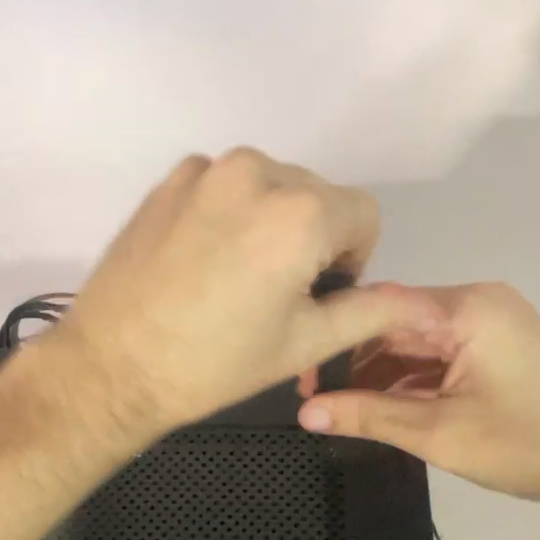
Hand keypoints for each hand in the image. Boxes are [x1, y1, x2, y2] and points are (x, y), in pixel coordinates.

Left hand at [50, 149, 444, 429]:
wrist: (112, 367)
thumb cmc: (212, 364)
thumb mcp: (303, 344)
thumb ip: (371, 312)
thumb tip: (426, 305)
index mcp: (300, 212)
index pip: (363, 214)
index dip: (350, 260)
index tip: (315, 297)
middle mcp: (255, 172)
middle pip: (315, 196)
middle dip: (309, 240)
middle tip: (269, 296)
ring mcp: (204, 172)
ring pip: (268, 188)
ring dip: (267, 224)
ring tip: (231, 279)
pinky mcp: (167, 182)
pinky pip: (221, 187)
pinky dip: (225, 215)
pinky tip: (198, 262)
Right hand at [296, 283, 539, 512]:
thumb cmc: (528, 446)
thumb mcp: (438, 433)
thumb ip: (366, 416)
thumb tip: (303, 414)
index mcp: (466, 308)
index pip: (378, 308)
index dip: (332, 343)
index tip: (297, 379)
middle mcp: (476, 302)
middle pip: (394, 322)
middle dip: (353, 361)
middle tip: (312, 400)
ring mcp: (490, 323)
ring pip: (412, 340)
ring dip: (378, 374)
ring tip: (338, 409)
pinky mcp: (496, 346)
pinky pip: (436, 353)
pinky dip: (407, 379)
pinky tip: (378, 407)